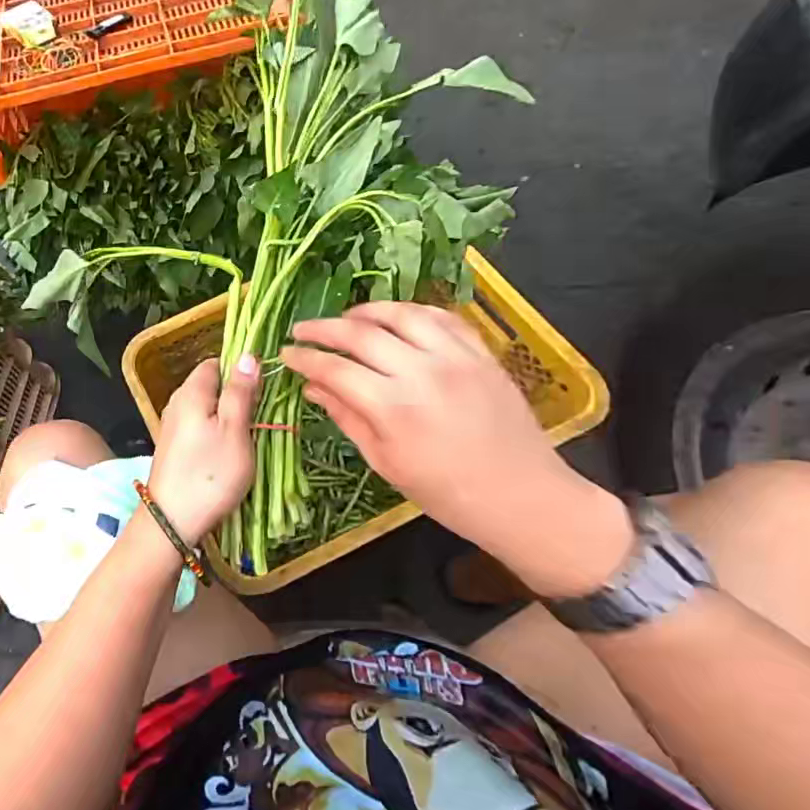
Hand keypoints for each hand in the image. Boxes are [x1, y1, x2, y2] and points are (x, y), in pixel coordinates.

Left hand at [144, 354, 260, 544]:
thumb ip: (240, 392)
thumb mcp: (234, 431)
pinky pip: (199, 427)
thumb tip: (247, 355)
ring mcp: (172, 425)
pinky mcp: (173, 446)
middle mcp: (176, 402)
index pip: (216, 363)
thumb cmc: (210, 475)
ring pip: (206, 408)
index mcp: (190, 392)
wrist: (172, 520)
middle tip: (260, 418)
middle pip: (211, 386)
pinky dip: (215, 432)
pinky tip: (227, 451)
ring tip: (248, 437)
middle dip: (236, 396)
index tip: (263, 389)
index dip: (240, 370)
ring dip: (227, 417)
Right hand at [280, 303, 632, 596]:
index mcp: (394, 408)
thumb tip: (312, 388)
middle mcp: (422, 372)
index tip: (286, 354)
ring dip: (365, 311)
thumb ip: (347, 417)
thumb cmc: (447, 493)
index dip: (304, 358)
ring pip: (400, 314)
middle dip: (323, 328)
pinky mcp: (481, 353)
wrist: (523, 498)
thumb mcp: (386, 462)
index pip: (335, 369)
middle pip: (360, 334)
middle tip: (302, 329)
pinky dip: (411, 311)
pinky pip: (441, 317)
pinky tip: (395, 319)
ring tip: (347, 319)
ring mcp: (456, 357)